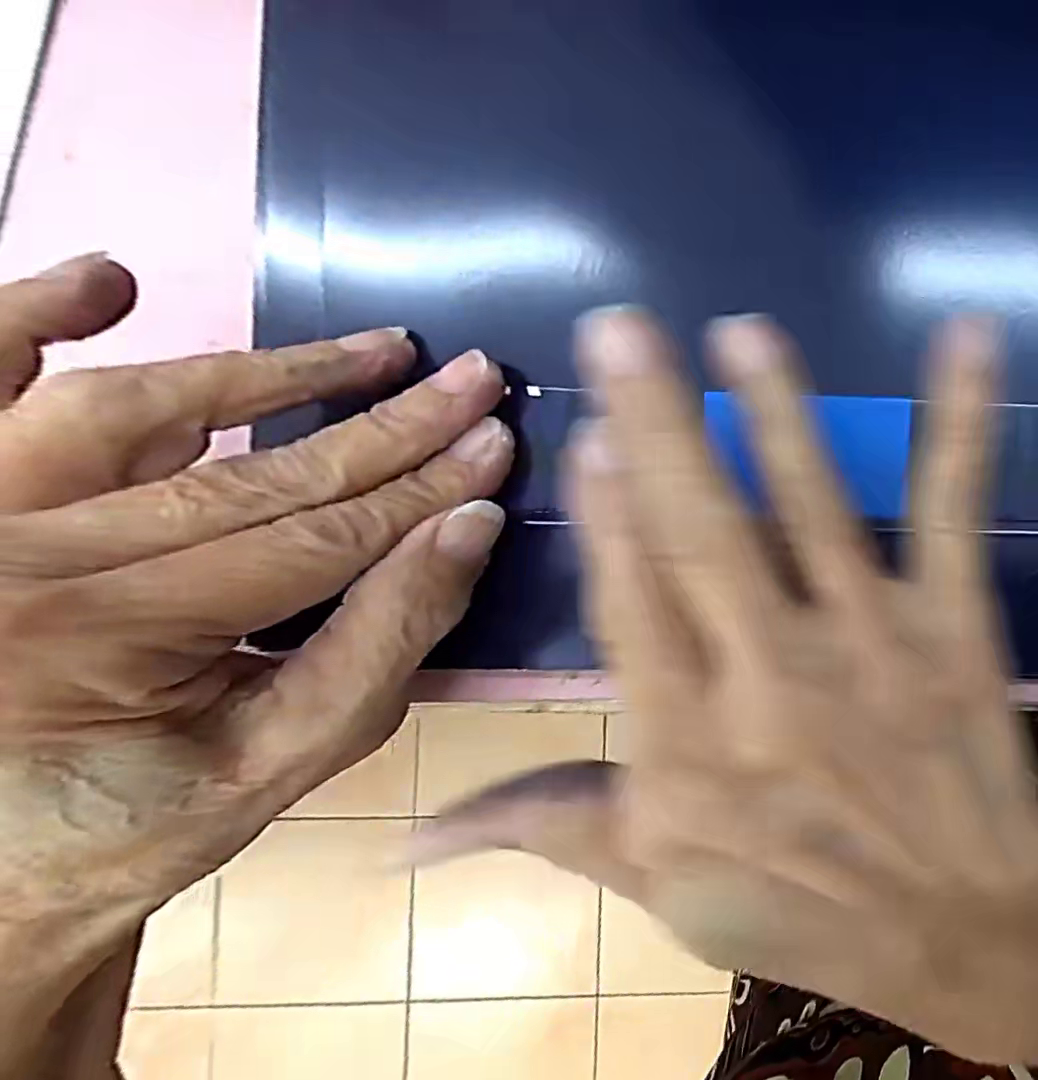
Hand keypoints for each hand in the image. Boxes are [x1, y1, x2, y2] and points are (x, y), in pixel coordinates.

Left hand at [0, 254, 512, 1069]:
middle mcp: (6, 557)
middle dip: (391, 422)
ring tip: (382, 347)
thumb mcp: (301, 749)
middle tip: (477, 377)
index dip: (429, 484)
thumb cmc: (148, 819)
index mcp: (103, 634)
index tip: (502, 436)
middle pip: (255, 470)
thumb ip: (392, 633)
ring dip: (271, 369)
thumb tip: (473, 525)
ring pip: (126, 408)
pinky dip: (21, 316)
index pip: (324, 533)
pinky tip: (106, 278)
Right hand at [417, 310, 1037, 1078]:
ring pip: (812, 507)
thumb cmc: (817, 906)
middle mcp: (770, 676)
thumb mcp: (676, 890)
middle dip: (661, 426)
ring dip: (779, 413)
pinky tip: (966, 341)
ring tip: (746, 334)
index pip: (634, 603)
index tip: (596, 434)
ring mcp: (870, 641)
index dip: (613, 515)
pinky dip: (959, 422)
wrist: (968, 918)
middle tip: (625, 330)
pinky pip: (949, 509)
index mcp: (687, 745)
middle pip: (702, 534)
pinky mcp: (952, 623)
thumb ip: (564, 828)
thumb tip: (420, 831)